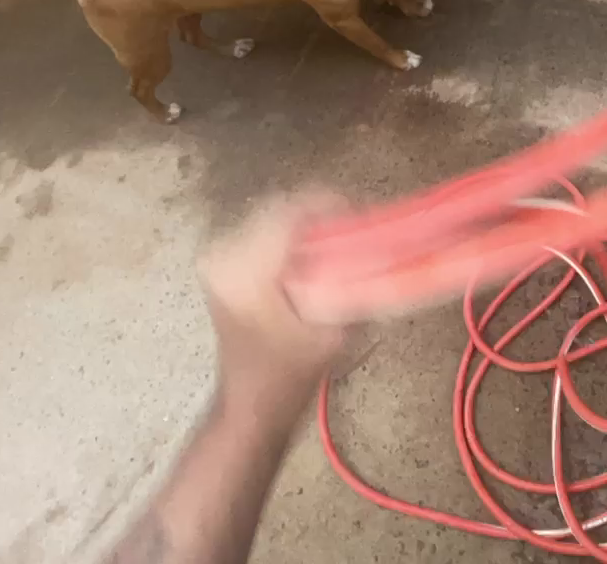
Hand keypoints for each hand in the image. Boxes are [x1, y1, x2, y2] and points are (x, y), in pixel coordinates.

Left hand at [198, 193, 353, 416]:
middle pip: (284, 205)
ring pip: (275, 213)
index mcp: (248, 272)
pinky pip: (264, 228)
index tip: (365, 218)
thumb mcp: (336, 329)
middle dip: (324, 213)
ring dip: (310, 222)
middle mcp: (225, 257)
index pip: (293, 210)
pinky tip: (314, 255)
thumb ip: (358, 283)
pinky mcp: (221, 263)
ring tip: (338, 243)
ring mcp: (218, 258)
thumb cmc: (292, 370)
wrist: (249, 401)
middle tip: (357, 230)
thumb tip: (388, 242)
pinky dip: (293, 233)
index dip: (335, 205)